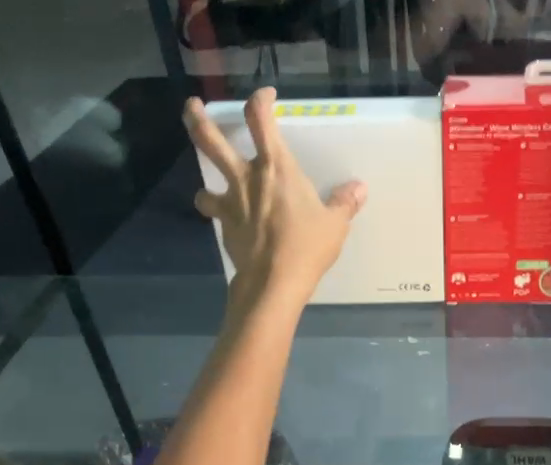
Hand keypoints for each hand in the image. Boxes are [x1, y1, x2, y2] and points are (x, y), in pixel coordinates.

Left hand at [184, 89, 365, 300]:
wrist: (273, 282)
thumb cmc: (306, 247)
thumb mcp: (335, 225)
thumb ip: (343, 203)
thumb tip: (358, 189)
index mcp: (276, 167)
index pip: (260, 118)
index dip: (260, 100)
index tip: (265, 96)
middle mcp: (246, 177)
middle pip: (211, 139)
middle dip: (197, 119)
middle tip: (191, 107)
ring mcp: (231, 202)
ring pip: (204, 181)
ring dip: (204, 183)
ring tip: (208, 188)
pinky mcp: (225, 227)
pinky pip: (214, 214)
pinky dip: (218, 215)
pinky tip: (226, 222)